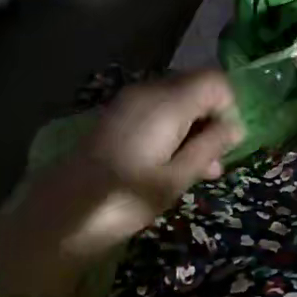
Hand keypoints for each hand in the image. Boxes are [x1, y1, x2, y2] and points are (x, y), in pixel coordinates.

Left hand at [0, 71, 240, 296]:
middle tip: (214, 163)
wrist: (61, 215)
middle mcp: (149, 90)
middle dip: (211, 119)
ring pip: (176, 100)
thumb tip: (235, 126)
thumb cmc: (125, 199)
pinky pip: (156, 110)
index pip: (215, 81)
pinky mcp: (116, 115)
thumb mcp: (177, 178)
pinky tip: (169, 163)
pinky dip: (170, 129)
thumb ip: (209, 146)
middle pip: (195, 87)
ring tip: (196, 170)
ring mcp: (129, 101)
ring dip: (192, 127)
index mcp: (168, 102)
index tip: (228, 144)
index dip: (229, 108)